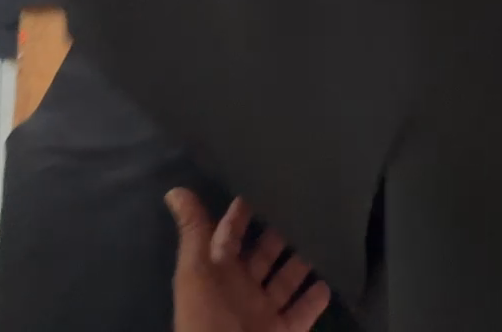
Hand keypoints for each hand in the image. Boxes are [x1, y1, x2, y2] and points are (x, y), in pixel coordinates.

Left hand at [167, 190, 332, 331]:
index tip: (259, 184)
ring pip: (284, 281)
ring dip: (299, 262)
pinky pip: (302, 314)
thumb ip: (192, 232)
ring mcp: (263, 314)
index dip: (240, 213)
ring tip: (319, 236)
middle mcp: (241, 291)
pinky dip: (313, 300)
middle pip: (262, 255)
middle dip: (277, 233)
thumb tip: (175, 190)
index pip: (229, 235)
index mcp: (217, 274)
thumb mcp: (195, 273)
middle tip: (299, 205)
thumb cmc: (206, 320)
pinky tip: (326, 282)